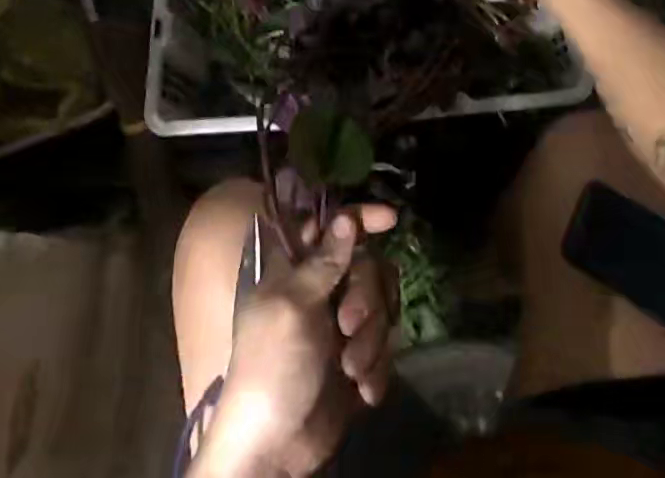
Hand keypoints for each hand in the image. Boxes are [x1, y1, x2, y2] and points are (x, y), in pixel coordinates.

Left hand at [198, 205, 397, 477]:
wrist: (276, 447)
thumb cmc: (273, 366)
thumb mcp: (294, 308)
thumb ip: (323, 262)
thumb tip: (346, 218)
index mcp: (295, 269)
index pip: (330, 225)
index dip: (359, 217)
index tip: (391, 218)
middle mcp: (321, 288)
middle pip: (367, 266)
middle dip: (366, 297)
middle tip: (347, 325)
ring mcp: (340, 324)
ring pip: (381, 305)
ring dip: (371, 340)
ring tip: (350, 369)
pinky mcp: (357, 356)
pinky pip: (386, 345)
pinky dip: (376, 367)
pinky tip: (361, 390)